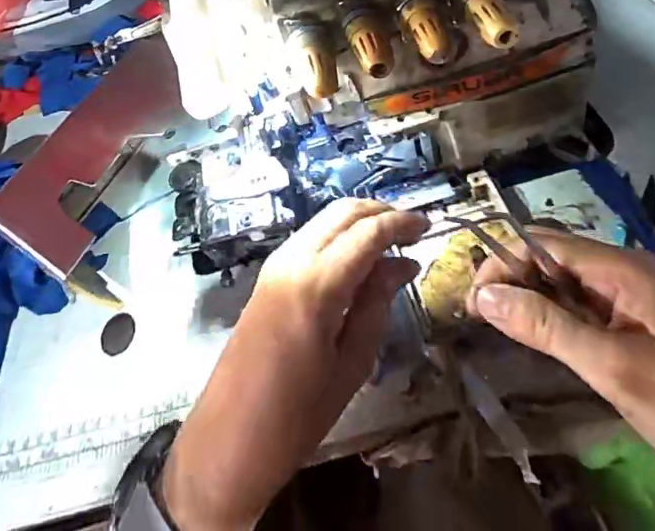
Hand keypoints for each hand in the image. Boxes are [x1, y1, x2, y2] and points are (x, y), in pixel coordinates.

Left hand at [160, 199, 428, 530]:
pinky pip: (310, 238)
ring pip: (324, 220)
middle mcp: (293, 260)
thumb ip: (376, 303)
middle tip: (412, 230)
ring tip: (391, 243)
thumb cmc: (296, 415)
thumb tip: (402, 264)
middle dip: (381, 212)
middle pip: (342, 212)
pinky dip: (338, 236)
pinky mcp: (267, 277)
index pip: (367, 231)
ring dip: (359, 221)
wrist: (226, 443)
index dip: (401, 222)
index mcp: (316, 283)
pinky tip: (359, 259)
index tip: (428, 226)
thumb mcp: (351, 364)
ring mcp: (275, 265)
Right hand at [468, 231, 654, 530]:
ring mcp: (647, 301)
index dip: (503, 261)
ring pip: (577, 288)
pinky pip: (598, 312)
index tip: (468, 297)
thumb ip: (547, 325)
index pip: (547, 243)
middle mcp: (635, 272)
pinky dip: (568, 324)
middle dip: (518, 280)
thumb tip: (484, 291)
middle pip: (560, 260)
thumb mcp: (613, 370)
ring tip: (505, 332)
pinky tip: (552, 346)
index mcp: (627, 268)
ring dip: (540, 304)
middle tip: (480, 319)